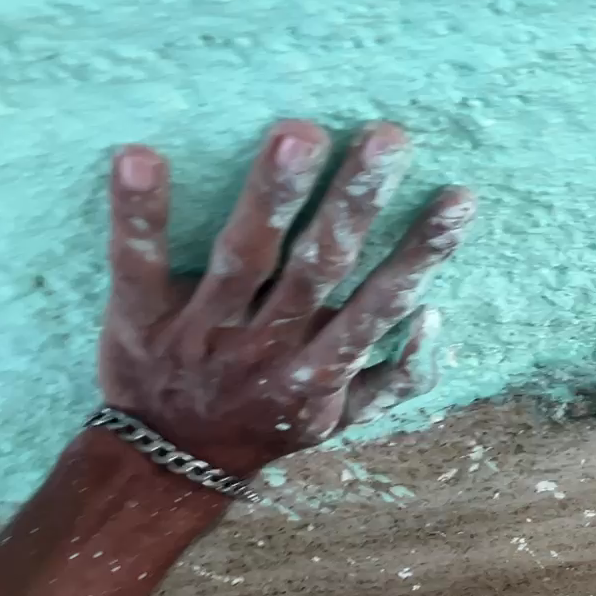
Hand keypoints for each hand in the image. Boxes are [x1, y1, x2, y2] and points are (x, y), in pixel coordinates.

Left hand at [99, 119, 474, 476]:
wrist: (174, 461)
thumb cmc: (280, 422)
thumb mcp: (353, 417)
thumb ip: (403, 375)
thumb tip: (433, 315)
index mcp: (326, 367)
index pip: (385, 301)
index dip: (425, 252)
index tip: (459, 199)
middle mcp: (273, 343)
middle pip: (321, 266)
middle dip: (357, 203)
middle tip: (388, 139)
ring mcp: (205, 330)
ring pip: (244, 256)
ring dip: (273, 195)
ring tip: (300, 133)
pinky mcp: (138, 320)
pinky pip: (136, 266)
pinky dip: (140, 217)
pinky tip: (141, 158)